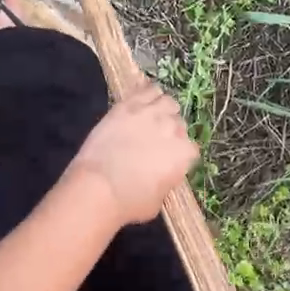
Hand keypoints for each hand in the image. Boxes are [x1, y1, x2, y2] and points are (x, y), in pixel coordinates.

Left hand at [66, 80, 197, 226]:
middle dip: (170, 130)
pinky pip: (145, 89)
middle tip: (156, 139)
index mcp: (184, 153)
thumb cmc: (130, 201)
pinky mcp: (128, 104)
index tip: (168, 158)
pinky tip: (142, 97)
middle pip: (179, 122)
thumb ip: (167, 180)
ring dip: (162, 107)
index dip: (179, 153)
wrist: (99, 186)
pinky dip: (147, 91)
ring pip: (166, 100)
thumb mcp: (159, 199)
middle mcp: (173, 128)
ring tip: (152, 115)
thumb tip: (163, 173)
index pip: (191, 148)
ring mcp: (150, 113)